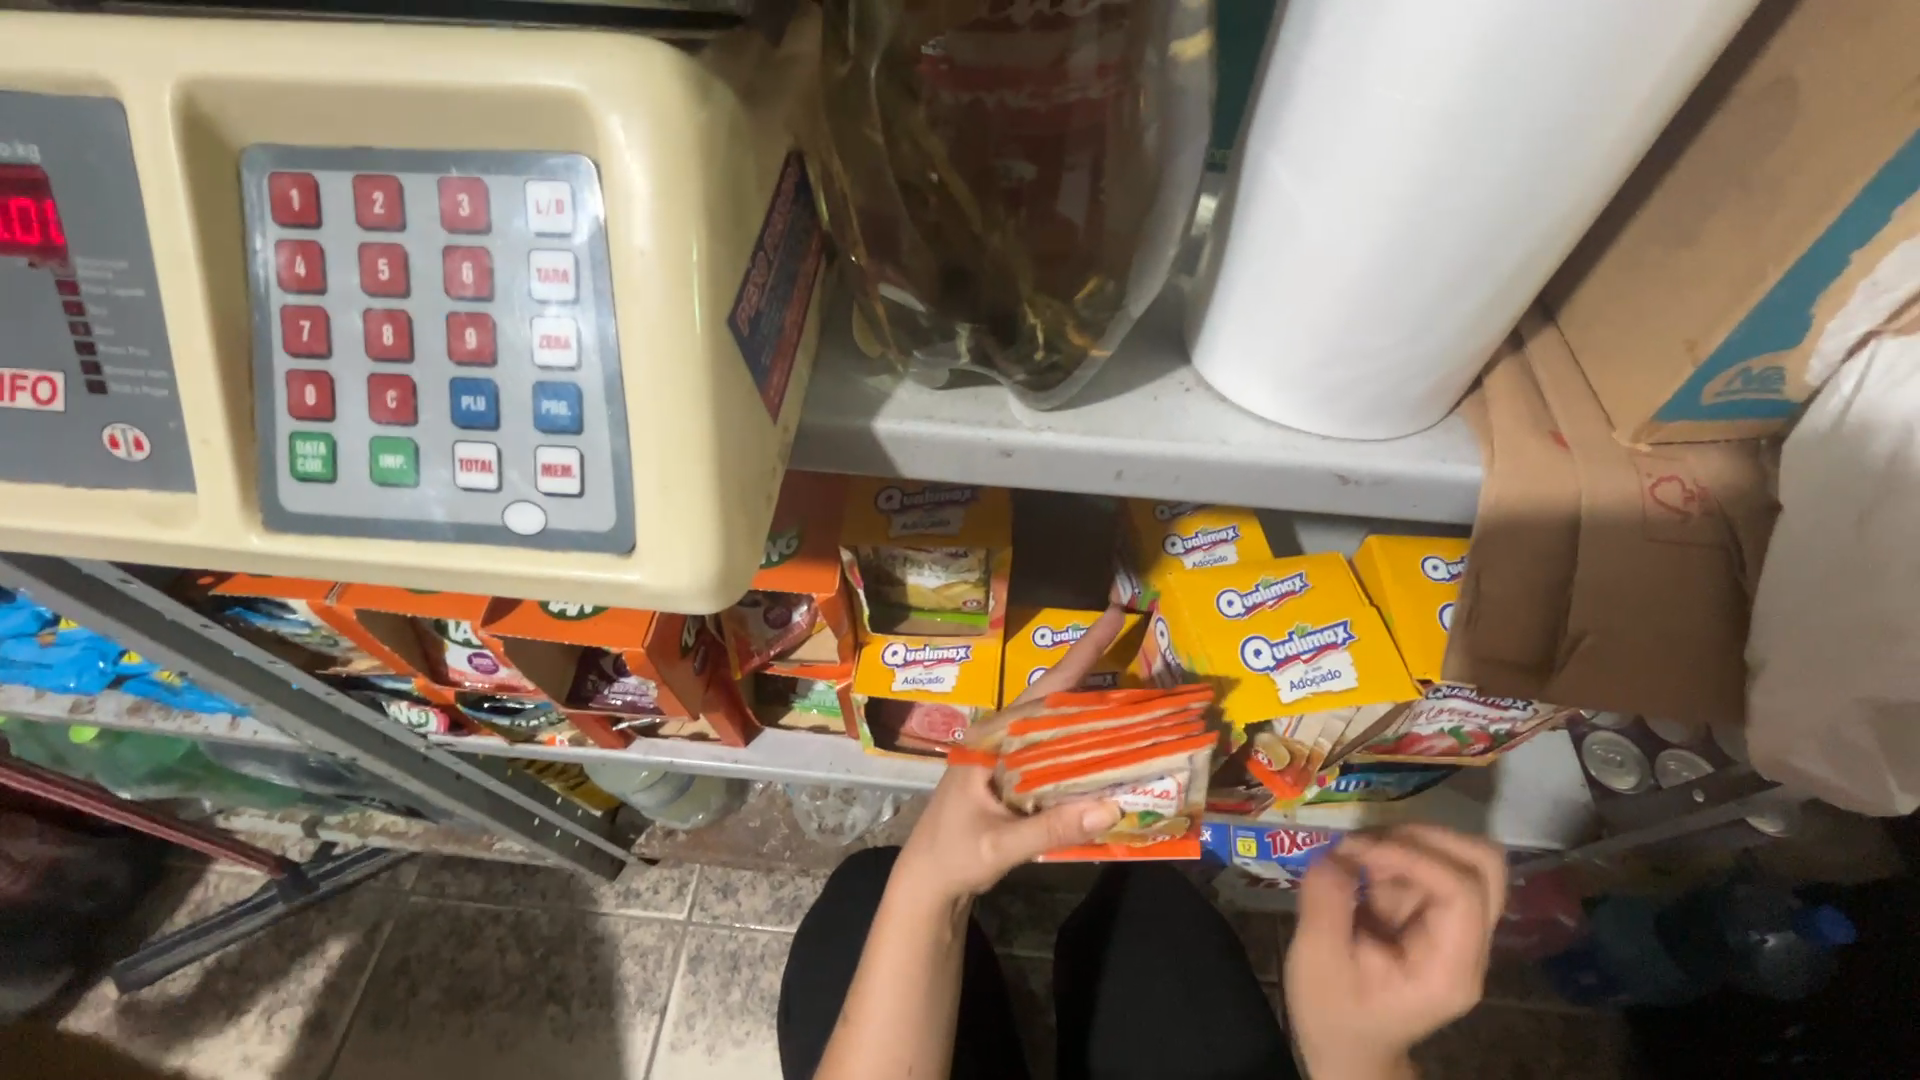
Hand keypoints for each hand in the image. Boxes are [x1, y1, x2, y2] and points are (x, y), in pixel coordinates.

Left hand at [893, 607, 1132, 905]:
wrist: (927, 880)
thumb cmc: (954, 856)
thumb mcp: (1000, 845)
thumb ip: (1051, 827)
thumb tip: (1111, 806)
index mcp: (992, 740)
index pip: (1043, 691)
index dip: (1080, 654)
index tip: (1111, 615)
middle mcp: (1001, 739)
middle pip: (1052, 696)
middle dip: (1090, 665)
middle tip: (1130, 634)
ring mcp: (1007, 756)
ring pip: (1055, 720)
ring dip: (1089, 703)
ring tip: (1133, 685)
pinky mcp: (1014, 776)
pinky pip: (1054, 748)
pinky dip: (1081, 739)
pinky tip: (1109, 741)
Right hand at [1283, 825, 1507, 1079]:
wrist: (1348, 1045)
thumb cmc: (1334, 1012)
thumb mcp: (1317, 961)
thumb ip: (1326, 902)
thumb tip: (1335, 853)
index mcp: (1451, 967)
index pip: (1463, 891)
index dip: (1413, 856)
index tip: (1355, 850)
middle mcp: (1467, 943)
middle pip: (1483, 865)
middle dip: (1424, 837)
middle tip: (1367, 842)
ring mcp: (1454, 928)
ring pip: (1458, 857)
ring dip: (1406, 841)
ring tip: (1356, 853)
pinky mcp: (1432, 915)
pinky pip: (1429, 865)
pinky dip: (1394, 851)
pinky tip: (1358, 865)